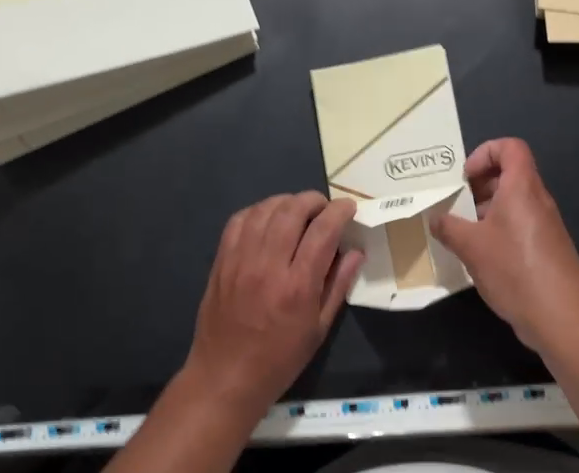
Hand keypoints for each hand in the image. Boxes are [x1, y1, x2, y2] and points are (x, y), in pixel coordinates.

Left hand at [182, 192, 364, 414]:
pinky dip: (258, 211)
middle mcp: (268, 266)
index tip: (349, 207)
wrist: (224, 378)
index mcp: (297, 286)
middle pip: (292, 211)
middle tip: (324, 208)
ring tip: (298, 210)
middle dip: (313, 200)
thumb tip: (356, 251)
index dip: (339, 211)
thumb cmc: (279, 359)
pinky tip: (268, 219)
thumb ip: (338, 285)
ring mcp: (241, 260)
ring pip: (265, 209)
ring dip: (287, 201)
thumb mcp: (319, 329)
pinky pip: (239, 220)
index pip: (323, 231)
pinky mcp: (222, 261)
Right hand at [429, 138, 578, 354]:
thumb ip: (449, 228)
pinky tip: (482, 258)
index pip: (510, 147)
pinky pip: (520, 225)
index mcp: (522, 187)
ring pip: (513, 202)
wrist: (562, 318)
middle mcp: (537, 199)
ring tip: (463, 233)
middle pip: (510, 174)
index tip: (465, 178)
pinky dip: (499, 231)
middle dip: (480, 185)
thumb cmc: (515, 270)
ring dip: (486, 211)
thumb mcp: (471, 247)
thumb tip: (434, 218)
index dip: (485, 153)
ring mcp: (545, 225)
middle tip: (456, 206)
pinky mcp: (547, 249)